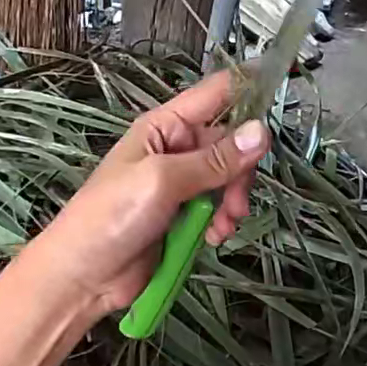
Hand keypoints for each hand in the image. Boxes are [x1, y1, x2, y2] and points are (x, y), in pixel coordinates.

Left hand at [14, 70, 269, 317]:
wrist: (81, 277)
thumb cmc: (110, 217)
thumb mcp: (162, 182)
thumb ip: (214, 160)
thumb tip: (261, 131)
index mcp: (164, 126)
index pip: (216, 93)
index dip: (249, 89)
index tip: (286, 87)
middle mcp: (175, 148)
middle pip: (230, 142)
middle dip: (240, 171)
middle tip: (235, 202)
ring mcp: (179, 182)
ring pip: (229, 178)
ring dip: (232, 201)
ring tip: (222, 226)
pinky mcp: (183, 213)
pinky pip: (218, 206)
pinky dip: (222, 220)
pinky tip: (212, 238)